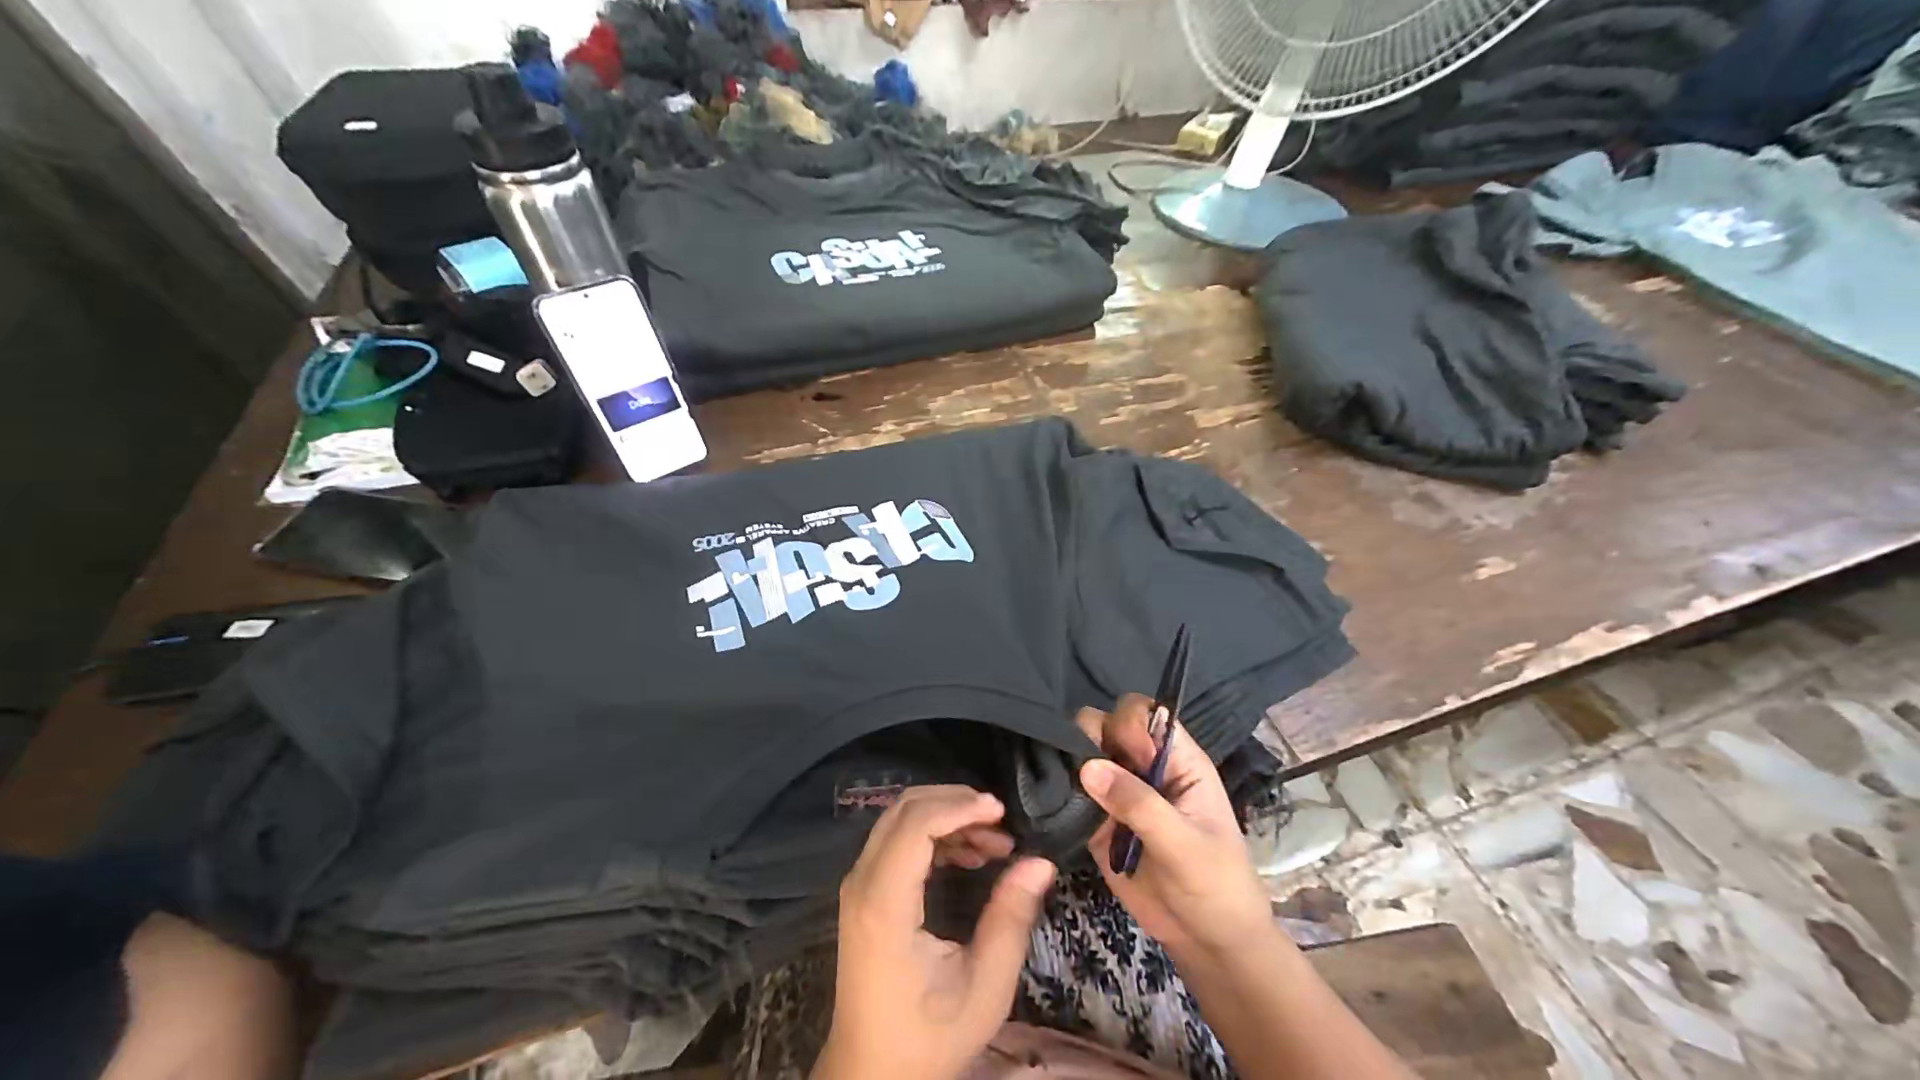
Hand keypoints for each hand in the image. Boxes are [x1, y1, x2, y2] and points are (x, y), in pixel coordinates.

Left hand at [814, 786, 1055, 1079]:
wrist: (871, 1071)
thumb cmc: (928, 1035)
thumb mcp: (983, 988)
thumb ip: (1009, 919)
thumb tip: (1040, 862)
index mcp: (884, 904)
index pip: (914, 825)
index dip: (958, 807)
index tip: (1000, 811)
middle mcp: (862, 882)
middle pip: (904, 809)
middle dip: (955, 802)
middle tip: (1000, 820)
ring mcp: (858, 884)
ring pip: (899, 819)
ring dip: (947, 817)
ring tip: (993, 842)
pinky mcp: (864, 891)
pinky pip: (897, 839)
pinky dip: (934, 834)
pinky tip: (968, 855)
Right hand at [1075, 695, 1274, 964]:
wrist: (1207, 942)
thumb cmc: (1215, 887)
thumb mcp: (1185, 846)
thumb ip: (1140, 805)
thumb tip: (1088, 767)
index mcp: (1178, 761)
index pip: (1147, 714)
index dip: (1128, 724)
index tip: (1119, 753)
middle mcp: (1145, 767)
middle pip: (1108, 725)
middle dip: (1091, 737)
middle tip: (1085, 773)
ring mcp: (1119, 792)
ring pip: (1085, 753)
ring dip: (1070, 760)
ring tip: (1064, 786)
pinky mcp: (1097, 819)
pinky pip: (1072, 791)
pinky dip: (1059, 790)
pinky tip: (1052, 801)